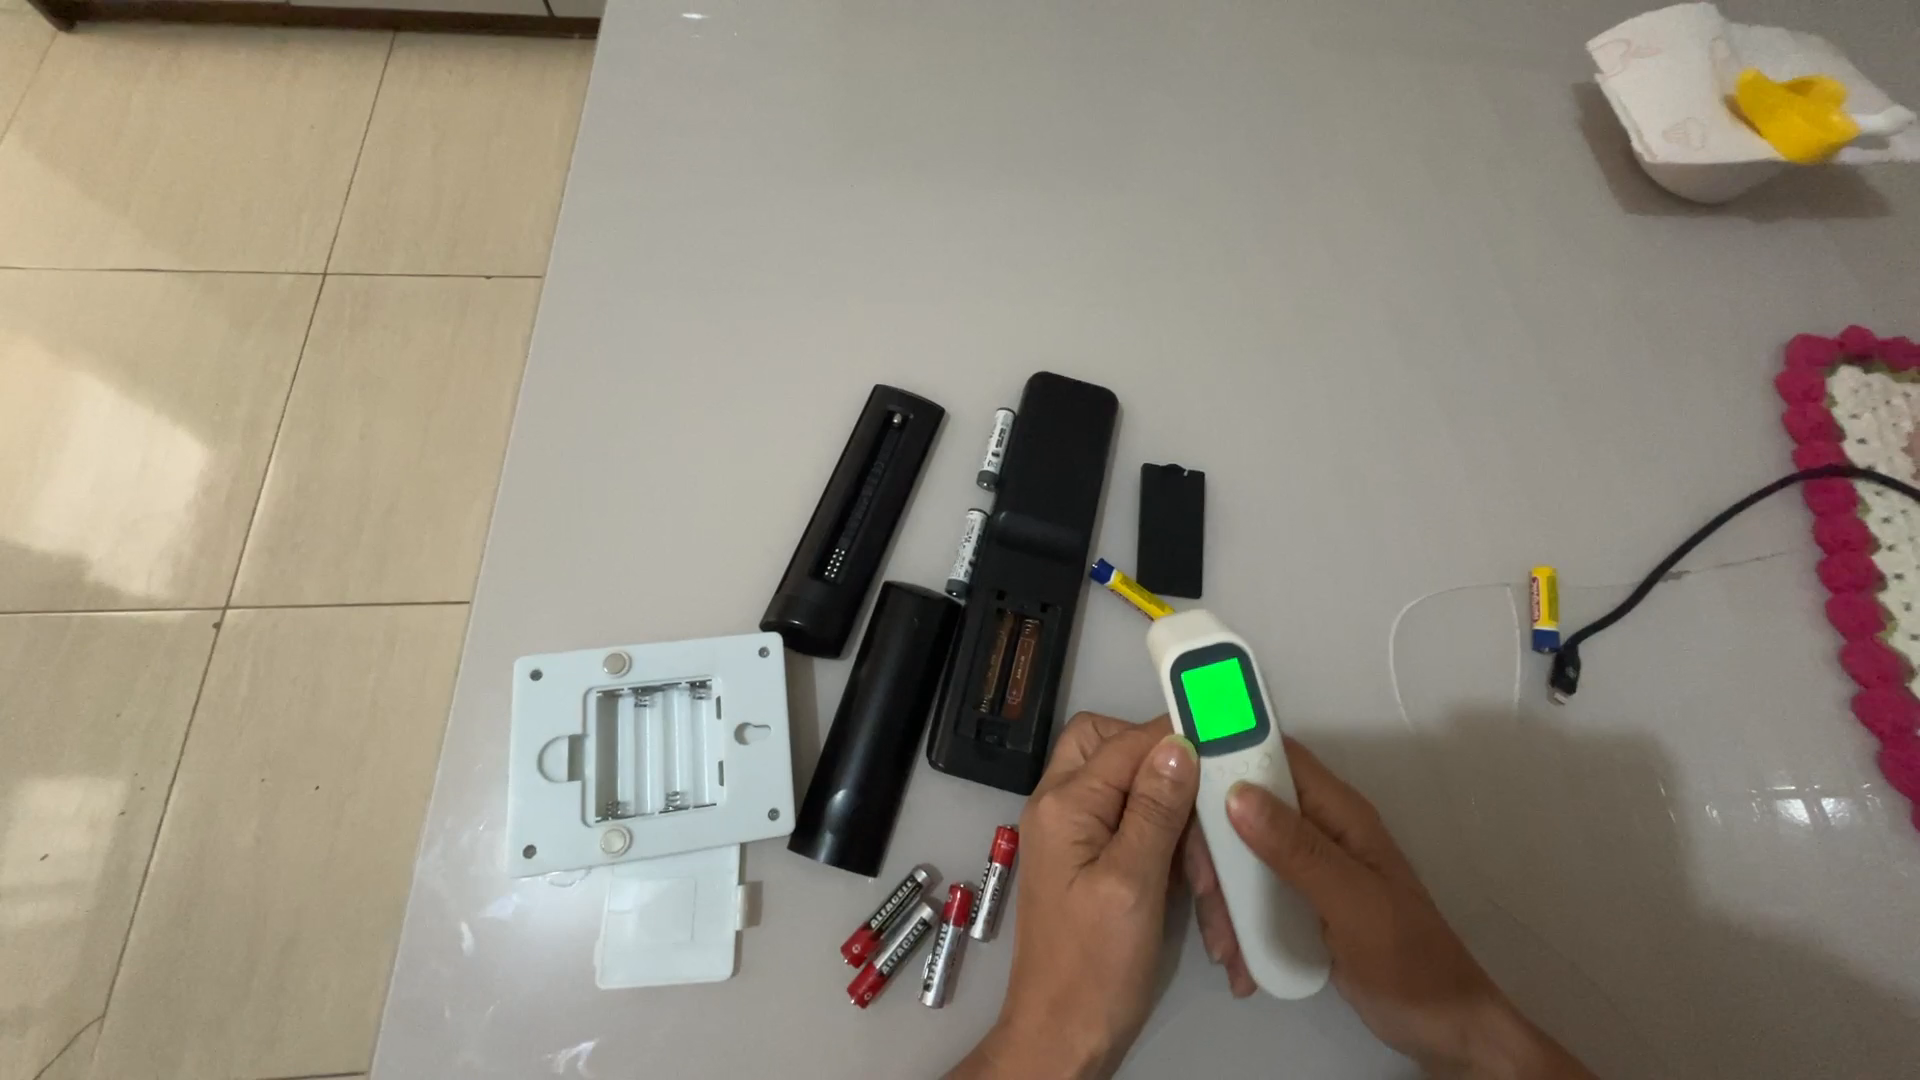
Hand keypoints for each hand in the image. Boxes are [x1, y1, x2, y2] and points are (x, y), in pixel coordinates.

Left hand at [949, 713, 1199, 1079]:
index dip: (1173, 738)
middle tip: (1203, 798)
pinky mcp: (1086, 856)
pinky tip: (1188, 873)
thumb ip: (1154, 810)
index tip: (1225, 746)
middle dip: (1159, 763)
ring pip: (1121, 782)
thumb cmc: (1096, 965)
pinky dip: (1159, 837)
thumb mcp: (1132, 884)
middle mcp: (1059, 804)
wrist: (1062, 1033)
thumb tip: (1176, 743)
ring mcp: (1070, 830)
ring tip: (1202, 858)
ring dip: (1166, 808)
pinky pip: (1123, 819)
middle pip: (1107, 745)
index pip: (1123, 742)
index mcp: (1064, 803)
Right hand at [1188, 737, 1592, 1078]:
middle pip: (1240, 804)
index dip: (1225, 750)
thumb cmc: (1409, 962)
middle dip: (1210, 845)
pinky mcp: (1291, 897)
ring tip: (1222, 947)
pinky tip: (1235, 959)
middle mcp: (1314, 825)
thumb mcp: (1352, 904)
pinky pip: (1244, 890)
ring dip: (1219, 894)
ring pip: (1235, 851)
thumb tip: (1234, 793)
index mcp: (1335, 811)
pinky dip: (1232, 919)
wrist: (1445, 1033)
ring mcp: (1301, 861)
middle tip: (1201, 890)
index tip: (1178, 775)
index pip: (1272, 754)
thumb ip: (1296, 849)